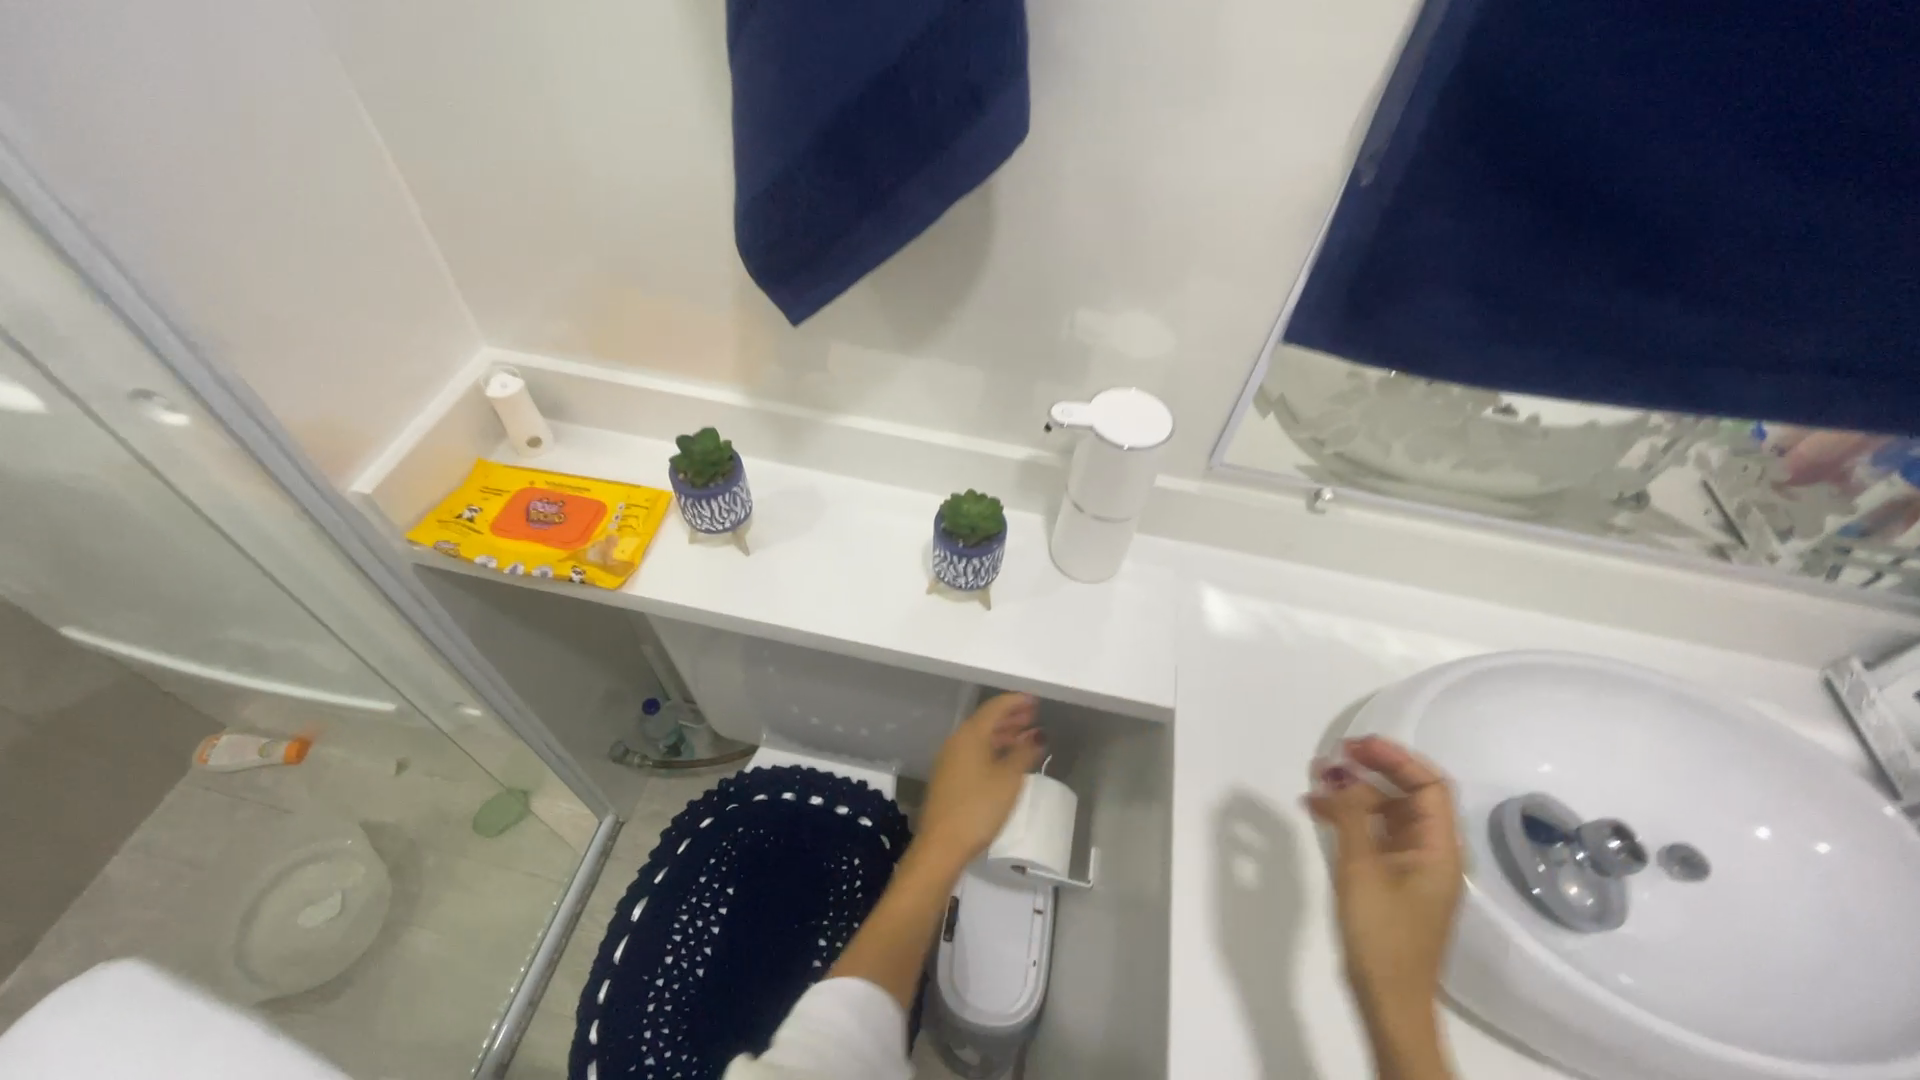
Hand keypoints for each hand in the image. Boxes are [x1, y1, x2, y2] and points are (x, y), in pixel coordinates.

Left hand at [916, 693, 1045, 867]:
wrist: (942, 844)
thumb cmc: (979, 807)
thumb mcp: (1009, 778)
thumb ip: (1024, 752)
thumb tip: (1037, 735)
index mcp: (970, 735)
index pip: (995, 708)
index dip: (1016, 701)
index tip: (1035, 700)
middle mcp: (957, 741)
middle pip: (986, 721)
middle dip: (1011, 717)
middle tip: (1034, 716)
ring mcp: (950, 760)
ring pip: (980, 738)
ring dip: (1003, 735)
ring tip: (1026, 737)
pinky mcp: (948, 778)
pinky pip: (974, 753)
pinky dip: (993, 750)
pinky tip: (1007, 760)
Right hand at [1307, 736, 1462, 1036]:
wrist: (1389, 998)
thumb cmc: (1382, 933)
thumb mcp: (1361, 869)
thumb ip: (1351, 816)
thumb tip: (1339, 774)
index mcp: (1439, 848)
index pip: (1428, 785)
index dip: (1395, 759)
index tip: (1356, 745)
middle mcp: (1432, 852)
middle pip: (1408, 795)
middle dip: (1371, 771)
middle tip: (1333, 757)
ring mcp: (1413, 868)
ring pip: (1387, 814)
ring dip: (1355, 793)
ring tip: (1316, 780)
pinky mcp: (1393, 881)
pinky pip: (1374, 835)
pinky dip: (1349, 818)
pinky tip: (1317, 811)